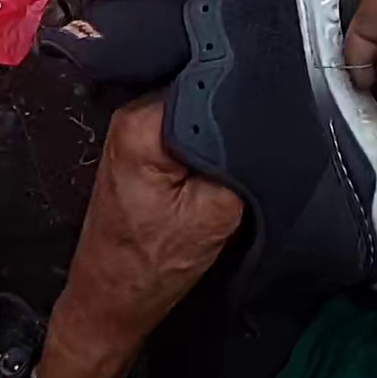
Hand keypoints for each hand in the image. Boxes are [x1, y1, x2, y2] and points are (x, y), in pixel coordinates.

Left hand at [27, 97, 243, 377]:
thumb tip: (259, 118)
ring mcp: (133, 128)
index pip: (206, 77)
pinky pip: (184, 124)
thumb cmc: (150, 267)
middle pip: (199, 85)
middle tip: (249, 144)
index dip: (242, 92)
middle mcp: (132, 115)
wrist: (113, 300)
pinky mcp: (141, 144)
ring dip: (217, 127)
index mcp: (143, 123)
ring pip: (194, 105)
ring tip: (226, 161)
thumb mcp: (216, 212)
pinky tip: (211, 164)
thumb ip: (241, 158)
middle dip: (230, 110)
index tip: (264, 113)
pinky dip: (203, 139)